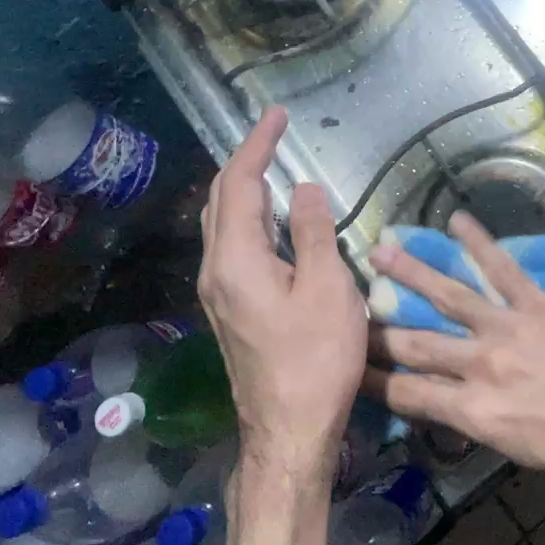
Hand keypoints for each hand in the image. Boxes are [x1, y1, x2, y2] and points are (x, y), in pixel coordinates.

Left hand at [199, 106, 367, 484]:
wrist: (289, 429)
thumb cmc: (316, 358)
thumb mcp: (328, 288)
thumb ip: (316, 233)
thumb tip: (307, 189)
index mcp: (236, 259)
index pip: (241, 184)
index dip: (258, 145)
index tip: (278, 115)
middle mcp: (216, 270)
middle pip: (222, 201)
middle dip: (246, 161)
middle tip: (275, 134)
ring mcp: (220, 293)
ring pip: (223, 224)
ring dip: (244, 188)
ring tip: (271, 165)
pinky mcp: (231, 309)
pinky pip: (233, 245)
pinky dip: (250, 216)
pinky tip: (272, 220)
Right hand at [362, 213, 544, 490]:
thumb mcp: (518, 452)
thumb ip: (479, 422)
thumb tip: (451, 404)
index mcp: (474, 412)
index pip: (407, 393)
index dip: (372, 381)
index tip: (346, 366)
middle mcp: (482, 366)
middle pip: (416, 344)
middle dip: (376, 330)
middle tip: (345, 310)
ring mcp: (510, 329)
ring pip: (450, 296)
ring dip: (412, 272)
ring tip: (380, 251)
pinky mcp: (540, 304)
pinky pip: (503, 269)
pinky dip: (479, 243)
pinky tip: (459, 220)